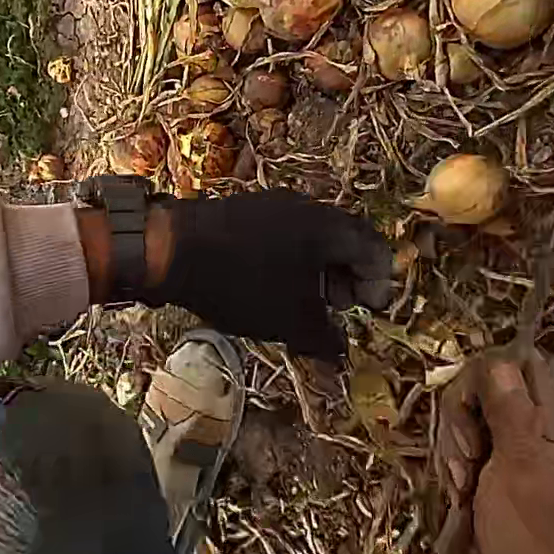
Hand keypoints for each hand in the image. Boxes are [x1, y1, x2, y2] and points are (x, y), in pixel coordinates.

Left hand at [143, 190, 393, 358]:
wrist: (174, 247)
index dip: (379, 282)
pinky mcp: (250, 207)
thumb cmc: (243, 283)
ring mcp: (277, 202)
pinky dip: (295, 257)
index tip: (369, 309)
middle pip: (346, 239)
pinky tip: (276, 282)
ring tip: (307, 299)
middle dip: (349, 275)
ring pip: (315, 235)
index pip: (373, 248)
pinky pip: (288, 231)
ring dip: (321, 268)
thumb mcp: (290, 320)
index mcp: (328, 227)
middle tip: (340, 306)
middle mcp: (308, 206)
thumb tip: (342, 351)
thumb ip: (325, 338)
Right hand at [435, 348, 553, 553]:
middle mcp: (541, 432)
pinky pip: (468, 446)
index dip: (490, 372)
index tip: (469, 402)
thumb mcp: (519, 468)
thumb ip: (510, 411)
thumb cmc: (531, 539)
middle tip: (464, 454)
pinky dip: (456, 463)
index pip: (523, 365)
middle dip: (464, 415)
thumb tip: (499, 359)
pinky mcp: (499, 474)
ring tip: (460, 481)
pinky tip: (459, 490)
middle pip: (489, 388)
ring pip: (472, 417)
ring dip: (455, 443)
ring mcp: (519, 454)